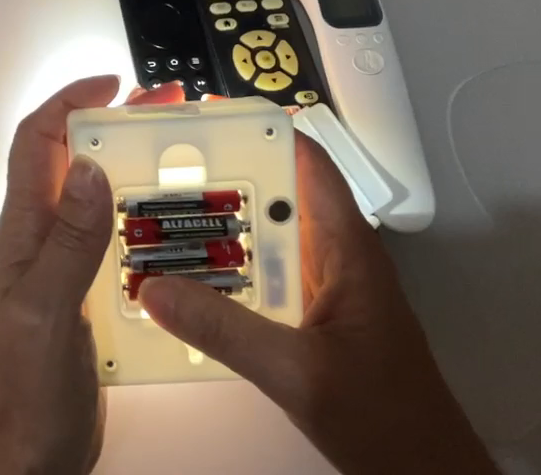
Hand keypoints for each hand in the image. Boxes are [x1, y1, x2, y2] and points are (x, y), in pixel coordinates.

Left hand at [0, 76, 182, 474]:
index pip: (36, 141)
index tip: (112, 82)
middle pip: (74, 156)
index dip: (67, 102)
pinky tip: (183, 217)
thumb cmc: (31, 383)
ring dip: (135, 161)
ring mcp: (68, 257)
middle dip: (115, 121)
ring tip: (184, 149)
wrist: (37, 448)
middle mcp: (44, 232)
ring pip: (99, 189)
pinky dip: (147, 210)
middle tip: (168, 105)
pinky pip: (119, 230)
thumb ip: (67, 242)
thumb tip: (87, 165)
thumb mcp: (48, 310)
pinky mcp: (93, 284)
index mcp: (25, 226)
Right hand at [139, 135, 496, 474]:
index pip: (306, 161)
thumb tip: (153, 288)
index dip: (259, 129)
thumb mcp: (298, 374)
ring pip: (265, 231)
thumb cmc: (387, 423)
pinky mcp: (311, 313)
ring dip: (218, 220)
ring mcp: (323, 284)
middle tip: (157, 165)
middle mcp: (334, 254)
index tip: (202, 118)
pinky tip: (185, 276)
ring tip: (157, 212)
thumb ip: (226, 330)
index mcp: (346, 248)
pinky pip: (262, 271)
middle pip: (275, 190)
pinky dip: (225, 263)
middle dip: (220, 172)